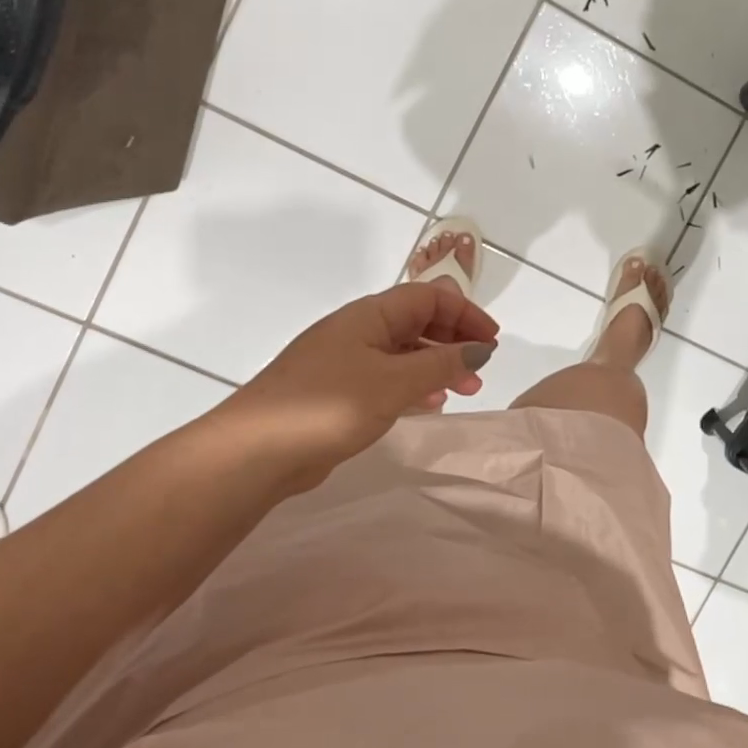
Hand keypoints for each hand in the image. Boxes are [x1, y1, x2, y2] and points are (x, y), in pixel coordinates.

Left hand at [194, 283, 500, 492]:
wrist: (254, 452)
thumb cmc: (328, 406)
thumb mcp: (395, 382)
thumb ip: (442, 364)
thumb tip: (481, 348)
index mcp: (370, 315)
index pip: (429, 296)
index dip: (465, 312)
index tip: (492, 341)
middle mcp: (357, 331)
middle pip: (417, 321)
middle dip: (455, 340)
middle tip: (480, 371)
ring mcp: (344, 362)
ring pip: (404, 352)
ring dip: (437, 365)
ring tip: (464, 392)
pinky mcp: (336, 393)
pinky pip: (387, 378)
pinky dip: (414, 386)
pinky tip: (428, 406)